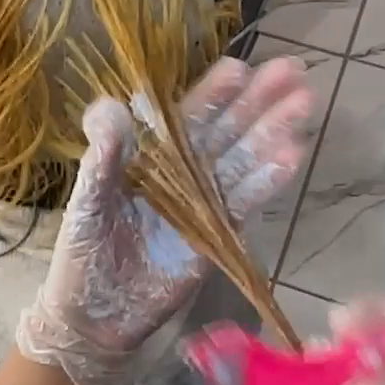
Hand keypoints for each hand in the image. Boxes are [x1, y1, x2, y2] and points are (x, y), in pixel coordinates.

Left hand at [17, 56, 314, 384]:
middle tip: (292, 70)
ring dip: (271, 133)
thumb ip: (101, 156)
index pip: (183, 117)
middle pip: (223, 131)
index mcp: (147, 157)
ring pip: (241, 161)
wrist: (95, 314)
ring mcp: (202, 203)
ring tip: (302, 104)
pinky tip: (290, 156)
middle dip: (256, 102)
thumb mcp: (86, 201)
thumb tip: (109, 105)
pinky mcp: (216, 235)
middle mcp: (181, 173)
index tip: (237, 70)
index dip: (211, 94)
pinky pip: (243, 203)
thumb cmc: (83, 252)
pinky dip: (266, 182)